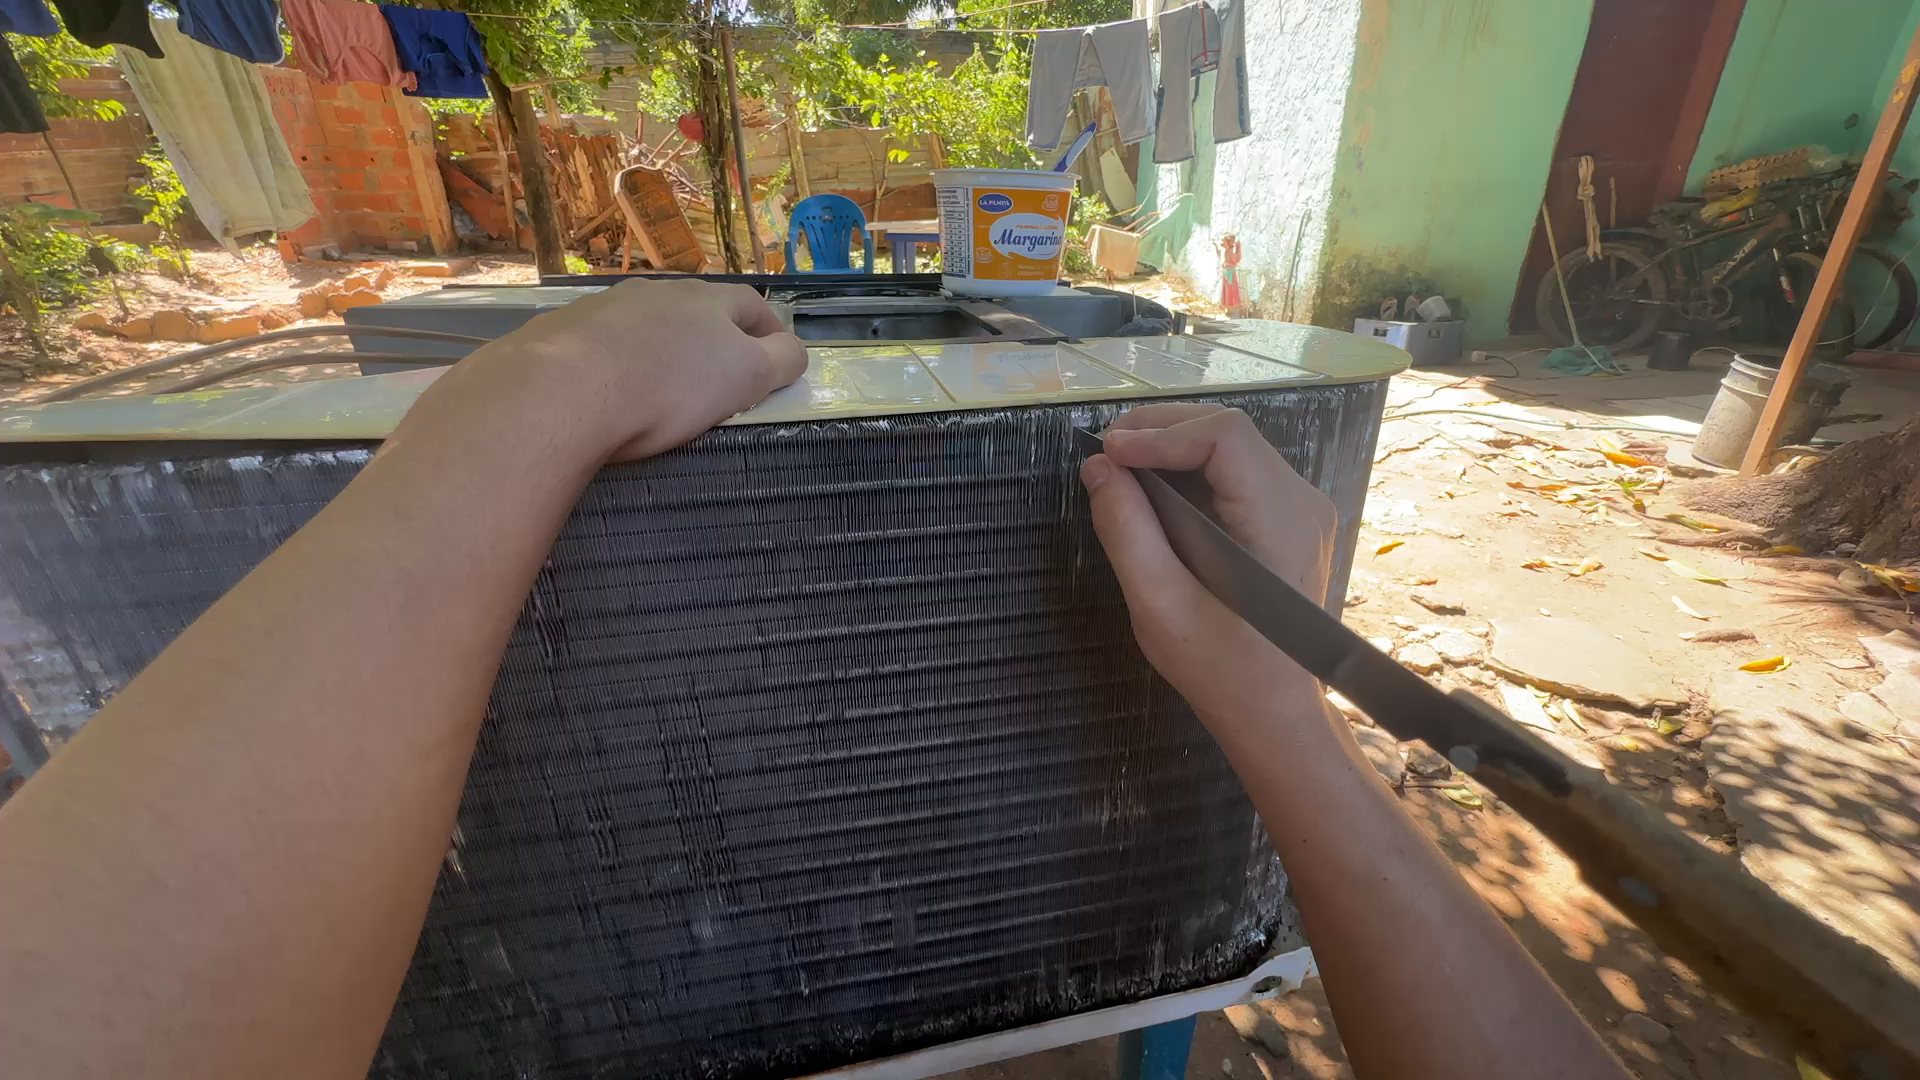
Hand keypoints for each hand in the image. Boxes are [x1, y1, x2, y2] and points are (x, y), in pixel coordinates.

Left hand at [415, 279, 806, 463]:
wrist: (561, 392)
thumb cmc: (671, 386)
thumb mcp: (747, 377)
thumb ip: (782, 362)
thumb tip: (795, 352)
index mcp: (708, 300)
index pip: (755, 306)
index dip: (772, 336)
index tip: (777, 366)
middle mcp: (659, 292)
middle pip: (702, 313)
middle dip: (719, 342)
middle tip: (725, 382)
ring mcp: (607, 307)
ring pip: (654, 326)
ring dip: (669, 351)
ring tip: (668, 390)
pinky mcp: (565, 332)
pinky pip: (609, 345)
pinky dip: (624, 364)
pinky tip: (618, 394)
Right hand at [1080, 404, 1337, 741]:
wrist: (1272, 710)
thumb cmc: (1220, 669)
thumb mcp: (1159, 605)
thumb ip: (1127, 531)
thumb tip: (1097, 467)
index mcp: (1281, 520)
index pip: (1224, 438)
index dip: (1160, 433)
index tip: (1107, 452)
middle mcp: (1300, 501)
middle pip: (1227, 432)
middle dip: (1159, 431)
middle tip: (1103, 452)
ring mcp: (1296, 508)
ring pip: (1227, 447)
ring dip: (1168, 446)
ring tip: (1118, 465)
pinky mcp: (1282, 519)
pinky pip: (1230, 473)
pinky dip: (1183, 469)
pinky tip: (1149, 487)